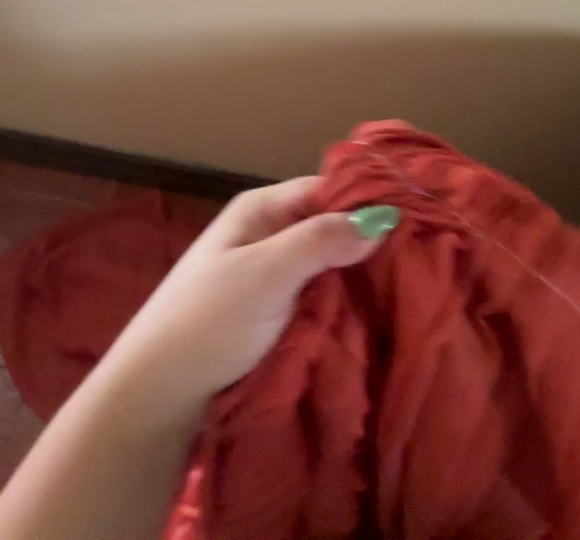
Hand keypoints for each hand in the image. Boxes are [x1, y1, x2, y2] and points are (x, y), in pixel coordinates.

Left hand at [100, 176, 396, 403]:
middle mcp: (266, 233)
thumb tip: (382, 216)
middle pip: (328, 226)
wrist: (158, 390)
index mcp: (261, 209)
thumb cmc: (210, 319)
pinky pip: (316, 295)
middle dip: (366, 242)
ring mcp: (268, 273)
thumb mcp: (267, 272)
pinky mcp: (271, 311)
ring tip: (407, 286)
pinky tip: (370, 312)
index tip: (416, 220)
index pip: (326, 189)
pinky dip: (340, 301)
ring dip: (355, 275)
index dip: (366, 201)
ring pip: (326, 263)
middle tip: (420, 259)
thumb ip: (321, 240)